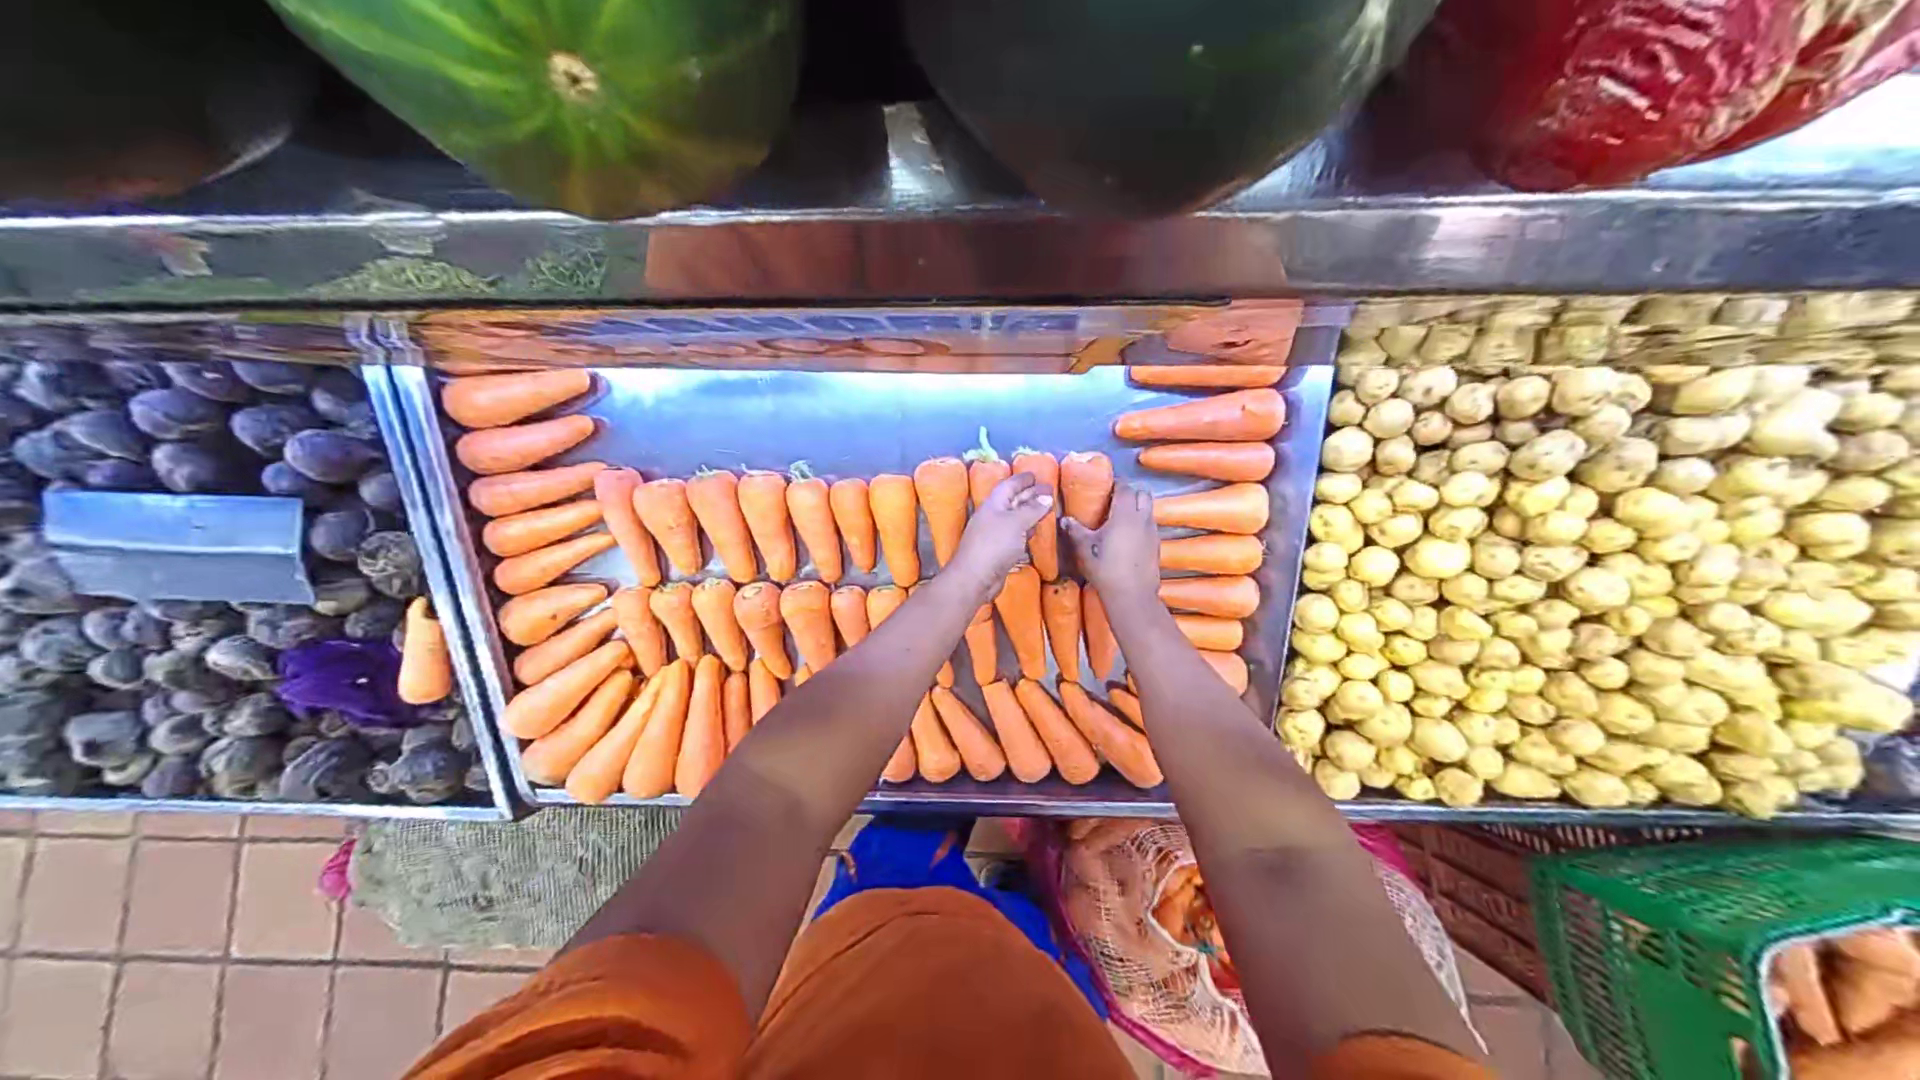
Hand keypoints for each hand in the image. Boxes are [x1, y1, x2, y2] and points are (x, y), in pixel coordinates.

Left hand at [948, 472, 1052, 599]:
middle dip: (1030, 494)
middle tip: (1048, 491)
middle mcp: (993, 516)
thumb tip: (1046, 497)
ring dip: (1029, 512)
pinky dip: (1026, 529)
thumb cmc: (994, 544)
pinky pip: (1015, 534)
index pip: (1009, 485)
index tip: (1036, 475)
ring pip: (1015, 518)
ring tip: (1046, 508)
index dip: (1022, 479)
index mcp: (993, 504)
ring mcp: (994, 534)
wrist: (975, 578)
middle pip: (1013, 501)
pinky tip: (1034, 530)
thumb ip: (1031, 509)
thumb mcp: (1015, 522)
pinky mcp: (999, 550)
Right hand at [1061, 481, 1158, 608]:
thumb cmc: (1105, 567)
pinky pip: (1150, 525)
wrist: (1131, 595)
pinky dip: (1141, 523)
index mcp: (1125, 514)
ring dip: (1137, 507)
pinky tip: (1127, 537)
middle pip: (1143, 493)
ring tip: (1119, 518)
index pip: (1125, 488)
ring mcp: (1153, 532)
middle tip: (1113, 500)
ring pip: (1149, 509)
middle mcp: (1143, 518)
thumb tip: (1065, 519)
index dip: (1116, 484)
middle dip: (1130, 492)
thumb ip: (1075, 530)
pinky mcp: (1157, 545)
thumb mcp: (1084, 548)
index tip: (1104, 486)